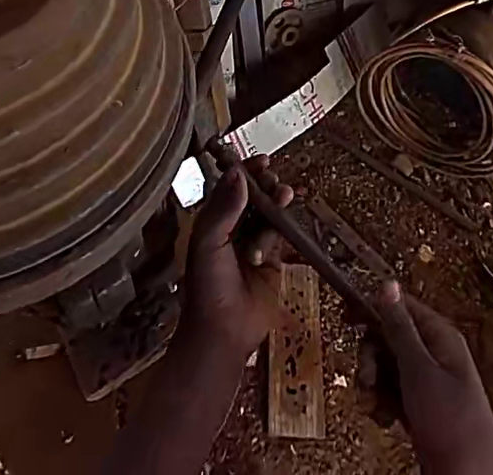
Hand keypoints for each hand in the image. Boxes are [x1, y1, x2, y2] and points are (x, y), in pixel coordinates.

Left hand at [179, 149, 293, 359]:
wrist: (223, 331)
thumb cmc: (208, 285)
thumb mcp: (209, 242)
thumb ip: (225, 208)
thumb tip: (238, 174)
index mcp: (214, 220)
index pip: (231, 186)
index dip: (245, 171)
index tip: (262, 161)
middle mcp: (234, 227)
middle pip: (253, 196)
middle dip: (264, 185)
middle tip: (273, 179)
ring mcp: (253, 242)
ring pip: (269, 212)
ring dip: (276, 202)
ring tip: (284, 194)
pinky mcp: (273, 259)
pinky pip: (280, 234)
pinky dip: (281, 227)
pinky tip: (281, 224)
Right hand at [375, 281, 492, 474]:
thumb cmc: (453, 425)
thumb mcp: (419, 370)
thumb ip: (400, 327)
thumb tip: (388, 284)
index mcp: (440, 337)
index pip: (400, 306)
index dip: (372, 308)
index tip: (348, 316)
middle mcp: (435, 355)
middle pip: (389, 337)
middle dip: (370, 355)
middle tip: (367, 375)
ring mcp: (428, 383)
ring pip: (386, 366)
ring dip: (373, 382)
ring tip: (373, 401)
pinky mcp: (421, 408)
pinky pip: (392, 392)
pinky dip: (382, 402)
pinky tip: (383, 416)